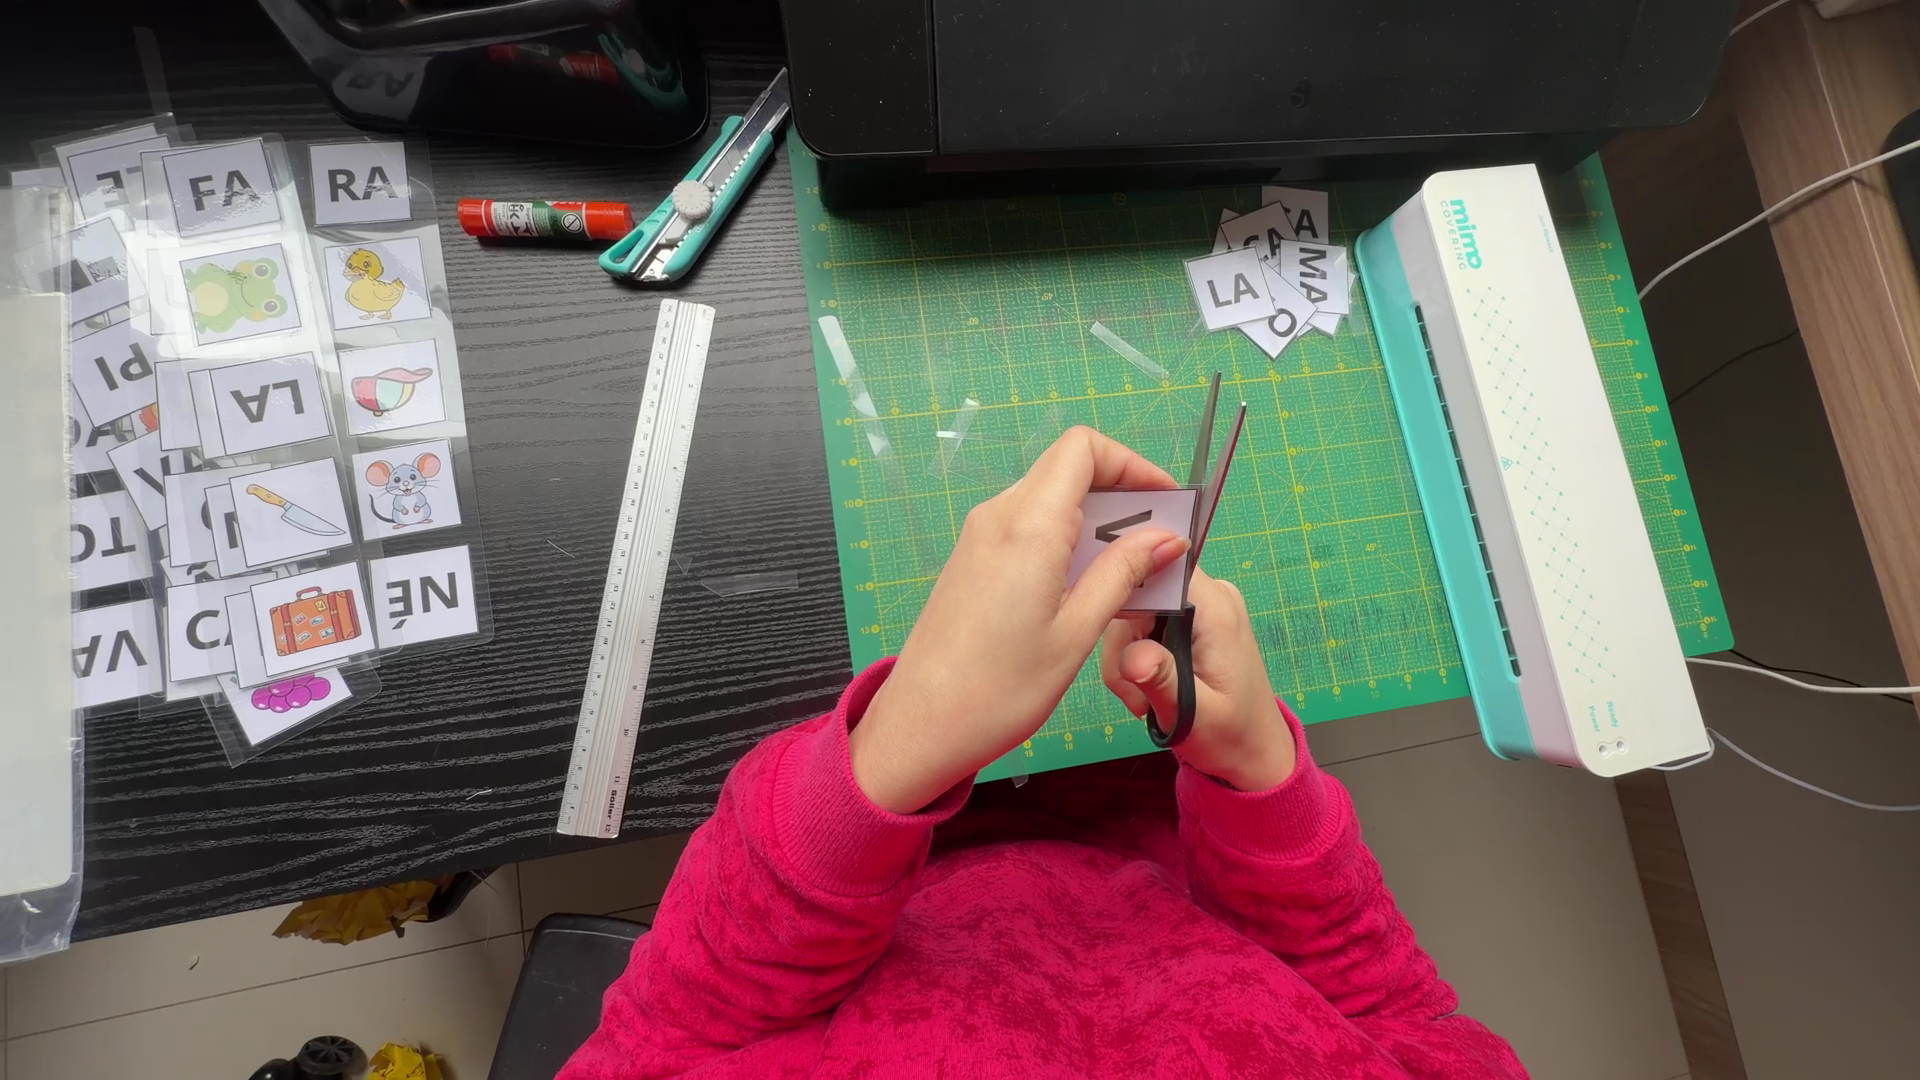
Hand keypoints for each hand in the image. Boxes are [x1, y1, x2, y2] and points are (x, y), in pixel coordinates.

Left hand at [850, 428, 1189, 812]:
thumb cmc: (1001, 688)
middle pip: (1066, 469)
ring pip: (1048, 498)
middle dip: (1119, 493)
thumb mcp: (1076, 631)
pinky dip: (1064, 538)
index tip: (1163, 501)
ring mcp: (979, 535)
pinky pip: (1026, 525)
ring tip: (1128, 570)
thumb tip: (1166, 538)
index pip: (1082, 448)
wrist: (922, 722)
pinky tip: (1084, 583)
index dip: (1130, 463)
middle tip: (1155, 542)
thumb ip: (1122, 573)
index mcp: (1027, 524)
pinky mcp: (972, 557)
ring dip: (1093, 520)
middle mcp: (998, 516)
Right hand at [1100, 568, 1296, 791]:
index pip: (1159, 567)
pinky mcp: (1188, 622)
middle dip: (1122, 641)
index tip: (1110, 637)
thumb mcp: (1194, 713)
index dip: (1126, 589)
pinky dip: (1135, 657)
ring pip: (1135, 611)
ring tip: (1139, 699)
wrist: (1252, 757)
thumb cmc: (1230, 737)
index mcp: (1216, 609)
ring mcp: (1199, 607)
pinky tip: (1143, 690)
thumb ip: (1163, 679)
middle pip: (1140, 592)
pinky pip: (1144, 624)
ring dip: (1125, 655)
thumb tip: (1133, 654)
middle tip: (1129, 691)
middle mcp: (1210, 596)